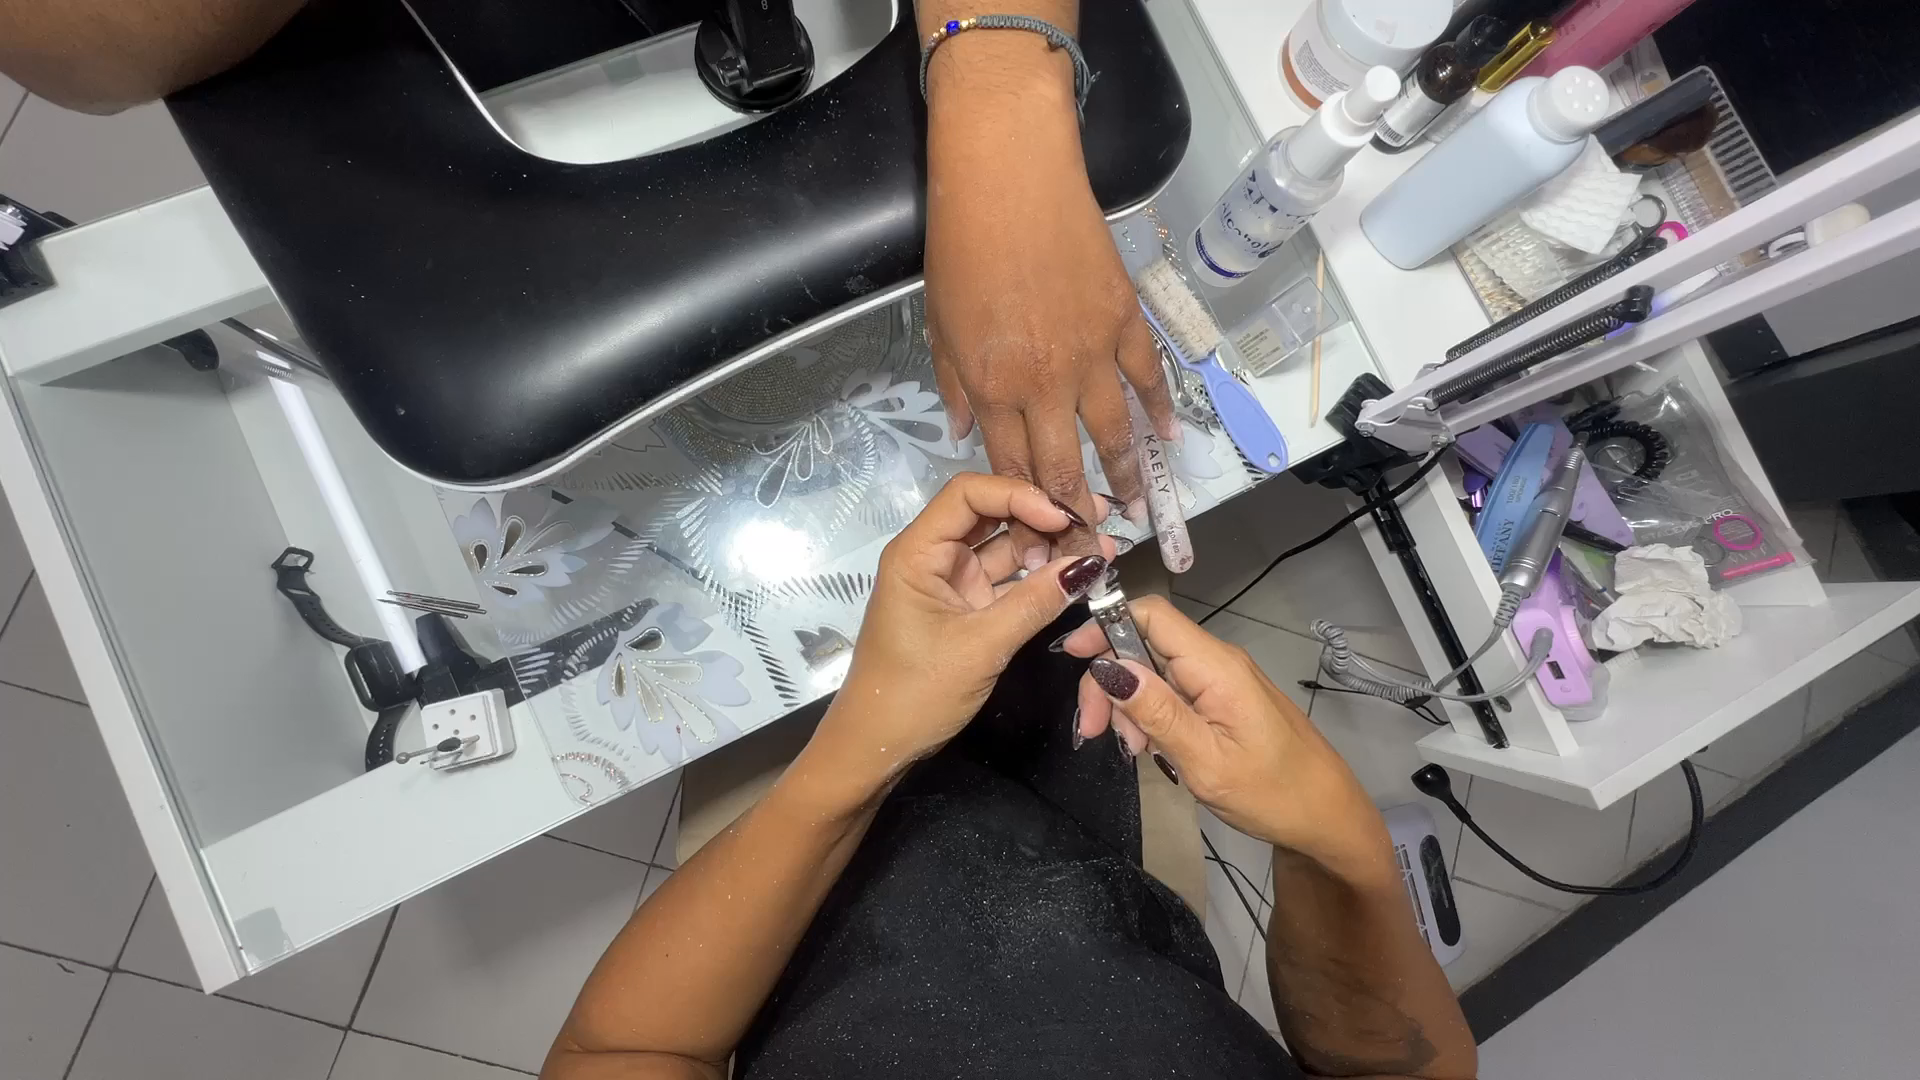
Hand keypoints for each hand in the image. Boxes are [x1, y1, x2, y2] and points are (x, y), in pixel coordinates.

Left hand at [812, 474, 1117, 786]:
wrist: (878, 747)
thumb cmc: (915, 693)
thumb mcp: (980, 646)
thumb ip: (1035, 603)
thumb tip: (1090, 565)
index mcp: (917, 551)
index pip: (969, 493)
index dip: (1018, 494)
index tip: (1064, 517)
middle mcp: (934, 555)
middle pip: (991, 514)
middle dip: (1043, 516)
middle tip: (1098, 522)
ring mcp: (952, 580)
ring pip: (1004, 546)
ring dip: (1049, 546)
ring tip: (1101, 547)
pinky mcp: (967, 605)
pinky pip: (1007, 579)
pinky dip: (1040, 577)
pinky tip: (1078, 575)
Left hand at [922, 32, 1176, 564]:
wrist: (1009, 175)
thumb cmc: (960, 247)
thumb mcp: (939, 325)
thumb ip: (954, 386)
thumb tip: (965, 432)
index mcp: (994, 387)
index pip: (1013, 465)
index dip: (1027, 505)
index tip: (1041, 535)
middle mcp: (1045, 384)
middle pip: (1064, 464)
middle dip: (1077, 511)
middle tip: (1092, 541)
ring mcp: (1092, 354)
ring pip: (1112, 431)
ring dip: (1126, 475)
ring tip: (1137, 509)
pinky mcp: (1124, 320)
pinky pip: (1147, 377)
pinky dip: (1159, 409)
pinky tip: (1167, 438)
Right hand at [1061, 597, 1390, 879]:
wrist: (1330, 820)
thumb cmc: (1274, 795)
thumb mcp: (1206, 762)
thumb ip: (1157, 712)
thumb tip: (1109, 667)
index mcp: (1216, 667)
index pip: (1151, 614)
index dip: (1106, 623)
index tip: (1072, 657)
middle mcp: (1216, 661)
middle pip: (1143, 644)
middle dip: (1110, 682)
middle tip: (1094, 731)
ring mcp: (1219, 679)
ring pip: (1152, 670)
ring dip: (1130, 705)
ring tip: (1134, 751)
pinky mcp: (1220, 698)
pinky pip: (1171, 690)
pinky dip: (1150, 714)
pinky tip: (1152, 747)